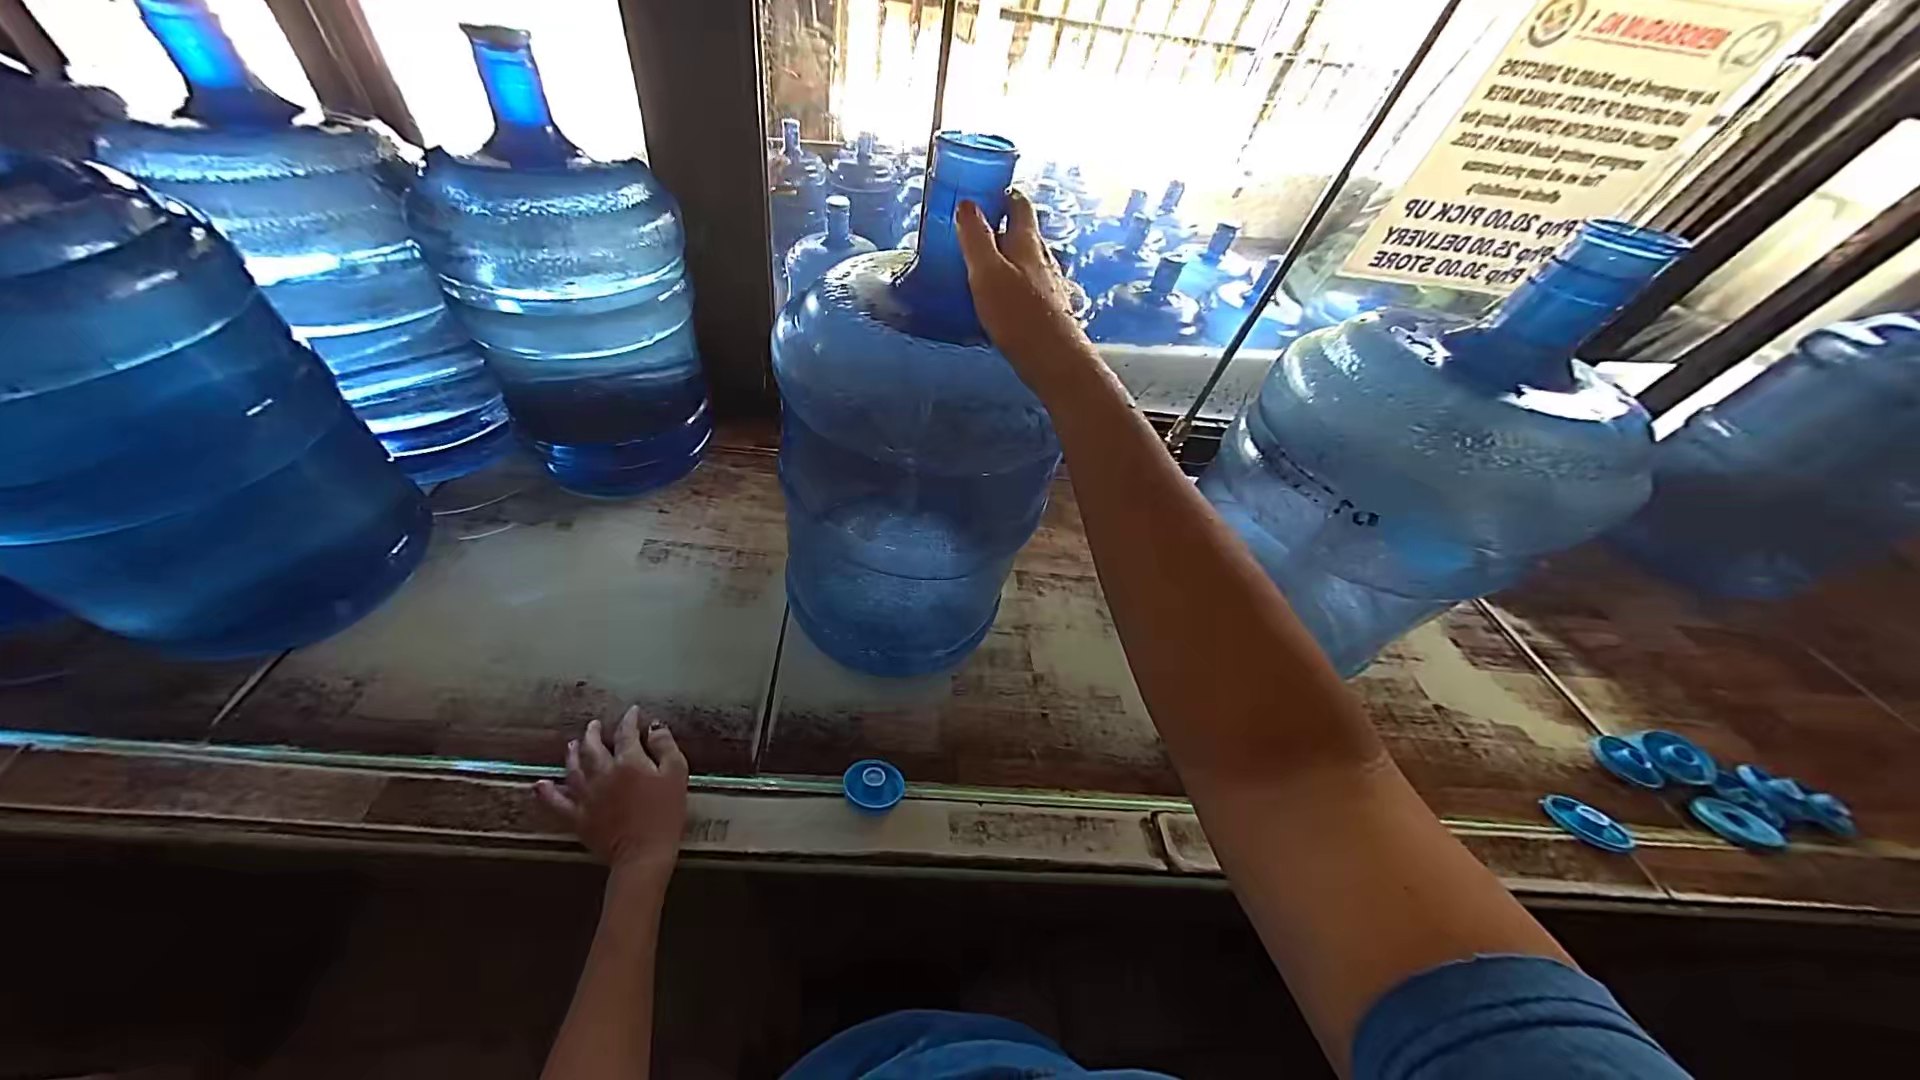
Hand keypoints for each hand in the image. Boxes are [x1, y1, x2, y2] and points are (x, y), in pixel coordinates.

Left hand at [535, 706, 688, 876]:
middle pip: (593, 747)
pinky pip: (556, 802)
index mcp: (629, 761)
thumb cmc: (666, 811)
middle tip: (594, 725)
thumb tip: (654, 727)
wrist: (644, 852)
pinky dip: (547, 792)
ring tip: (572, 744)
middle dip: (593, 733)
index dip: (629, 720)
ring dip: (572, 754)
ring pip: (573, 769)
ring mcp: (586, 796)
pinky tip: (540, 784)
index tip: (632, 712)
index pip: (626, 733)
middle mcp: (603, 773)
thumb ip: (665, 746)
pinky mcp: (577, 817)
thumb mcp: (677, 773)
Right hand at [956, 189, 1108, 402]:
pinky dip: (1014, 285)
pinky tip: (1002, 300)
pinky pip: (1028, 288)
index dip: (1003, 195)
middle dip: (1003, 228)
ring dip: (1008, 258)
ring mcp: (1049, 286)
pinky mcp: (1049, 312)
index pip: (1019, 205)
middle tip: (977, 232)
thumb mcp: (988, 274)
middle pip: (1025, 234)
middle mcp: (1043, 260)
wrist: (1054, 361)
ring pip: (1027, 262)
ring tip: (985, 265)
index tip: (985, 194)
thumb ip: (976, 239)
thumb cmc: (1019, 317)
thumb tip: (967, 205)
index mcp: (1027, 243)